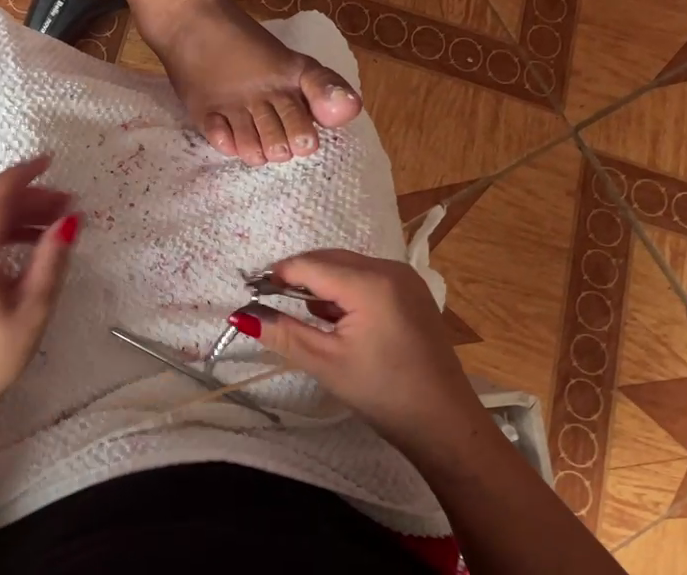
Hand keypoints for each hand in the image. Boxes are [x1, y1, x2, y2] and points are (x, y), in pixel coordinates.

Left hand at [0, 155, 80, 424]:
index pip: (0, 192)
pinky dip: (10, 229)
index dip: (27, 172)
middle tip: (70, 204)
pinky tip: (34, 243)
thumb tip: (70, 221)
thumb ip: (51, 259)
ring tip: (59, 223)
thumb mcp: (32, 308)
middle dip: (34, 196)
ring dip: (24, 213)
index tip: (54, 162)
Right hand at [233, 249, 482, 444]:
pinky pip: (365, 277)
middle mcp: (389, 269)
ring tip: (305, 318)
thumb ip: (282, 332)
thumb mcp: (326, 363)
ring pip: (345, 266)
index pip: (308, 265)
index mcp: (370, 283)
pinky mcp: (411, 292)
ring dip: (320, 284)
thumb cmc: (384, 395)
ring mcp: (404, 279)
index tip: (251, 293)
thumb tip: (238, 315)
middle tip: (270, 304)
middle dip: (297, 277)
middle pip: (327, 259)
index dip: (276, 276)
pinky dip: (343, 290)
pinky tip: (336, 320)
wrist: (448, 427)